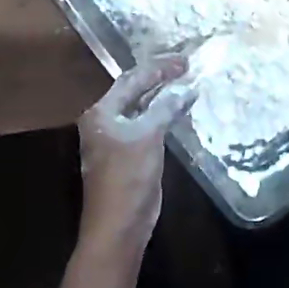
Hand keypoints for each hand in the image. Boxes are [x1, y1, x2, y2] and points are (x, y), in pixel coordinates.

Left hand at [77, 55, 193, 247]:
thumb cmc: (127, 177)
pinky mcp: (127, 155)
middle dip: (160, 78)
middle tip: (186, 67)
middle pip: (134, 91)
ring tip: (185, 83)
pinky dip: (161, 115)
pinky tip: (178, 110)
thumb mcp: (148, 136)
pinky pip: (145, 125)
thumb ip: (165, 108)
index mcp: (102, 112)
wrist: (118, 227)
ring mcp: (114, 139)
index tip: (184, 60)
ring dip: (161, 96)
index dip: (158, 68)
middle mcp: (104, 121)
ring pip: (140, 108)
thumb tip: (186, 87)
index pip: (131, 79)